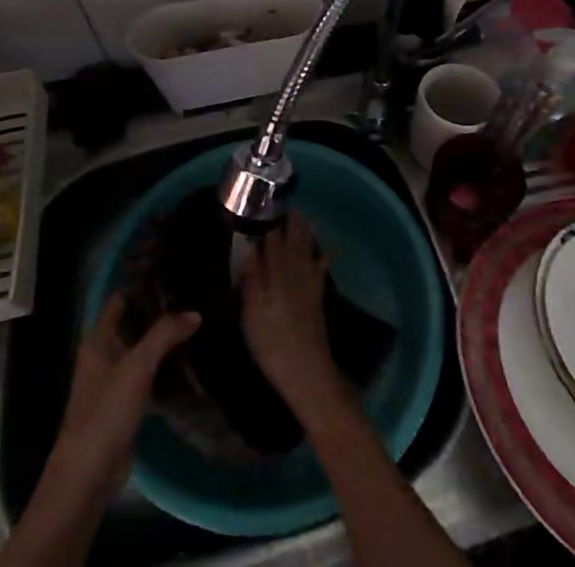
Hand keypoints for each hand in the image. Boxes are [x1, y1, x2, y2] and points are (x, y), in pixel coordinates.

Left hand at [48, 292, 200, 495]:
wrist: (87, 475)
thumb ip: (164, 336)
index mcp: (97, 342)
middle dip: (158, 314)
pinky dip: (165, 369)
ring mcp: (114, 383)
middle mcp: (103, 357)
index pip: (118, 302)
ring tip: (197, 326)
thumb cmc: (104, 414)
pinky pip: (149, 378)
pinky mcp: (126, 406)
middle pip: (132, 326)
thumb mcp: (136, 368)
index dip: (140, 287)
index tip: (170, 274)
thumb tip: (195, 312)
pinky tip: (190, 365)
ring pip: (142, 352)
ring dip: (164, 342)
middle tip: (193, 298)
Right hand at [241, 214, 342, 408]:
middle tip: (287, 205)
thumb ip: (251, 279)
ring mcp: (308, 286)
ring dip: (305, 234)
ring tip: (303, 218)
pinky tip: (326, 251)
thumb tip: (249, 248)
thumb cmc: (270, 343)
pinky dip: (323, 258)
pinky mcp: (317, 299)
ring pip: (307, 252)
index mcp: (275, 276)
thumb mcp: (251, 313)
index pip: (272, 243)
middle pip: (292, 243)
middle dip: (290, 224)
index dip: (269, 224)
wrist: (305, 370)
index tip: (265, 205)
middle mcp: (293, 275)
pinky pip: (320, 271)